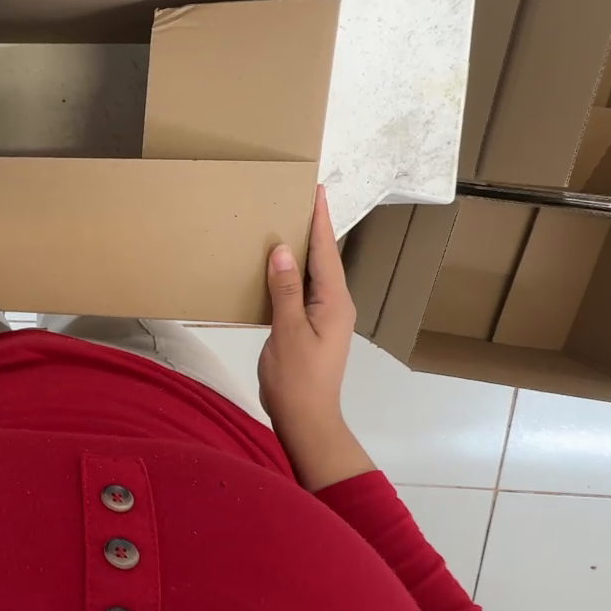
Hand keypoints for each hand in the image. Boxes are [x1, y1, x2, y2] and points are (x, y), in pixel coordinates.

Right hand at [258, 185, 374, 491]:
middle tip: (298, 202)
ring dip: (300, 252)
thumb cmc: (296, 377)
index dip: (320, 221)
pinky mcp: (310, 328)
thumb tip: (283, 250)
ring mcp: (325, 318)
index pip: (326, 253)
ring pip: (313, 275)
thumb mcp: (287, 332)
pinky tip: (275, 270)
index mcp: (334, 302)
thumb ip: (286, 290)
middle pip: (323, 260)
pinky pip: (302, 291)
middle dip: (312, 230)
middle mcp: (335, 305)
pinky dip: (290, 275)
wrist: (305, 418)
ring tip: (284, 228)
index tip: (317, 192)